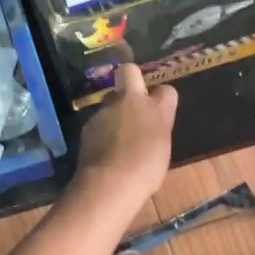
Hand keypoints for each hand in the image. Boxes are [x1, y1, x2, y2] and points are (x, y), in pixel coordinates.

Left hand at [76, 64, 176, 206]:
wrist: (110, 183)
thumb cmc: (145, 171)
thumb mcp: (161, 150)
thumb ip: (156, 130)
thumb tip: (150, 127)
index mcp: (157, 109)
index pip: (166, 90)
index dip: (162, 98)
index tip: (159, 109)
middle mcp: (130, 101)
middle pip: (129, 71)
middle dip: (130, 77)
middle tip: (132, 99)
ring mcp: (106, 110)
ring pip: (109, 98)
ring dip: (114, 109)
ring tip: (116, 134)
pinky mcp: (88, 124)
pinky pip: (98, 120)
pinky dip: (101, 129)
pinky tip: (103, 148)